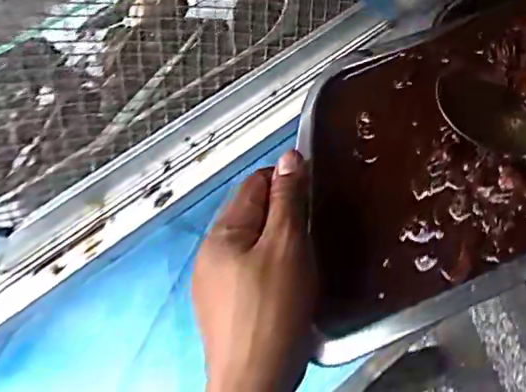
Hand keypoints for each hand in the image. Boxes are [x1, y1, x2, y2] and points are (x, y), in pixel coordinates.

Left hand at [193, 149, 316, 391]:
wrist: (257, 383)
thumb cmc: (273, 308)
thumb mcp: (287, 243)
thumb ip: (288, 198)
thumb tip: (290, 156)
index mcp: (220, 236)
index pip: (256, 182)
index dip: (287, 179)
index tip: (314, 192)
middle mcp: (211, 256)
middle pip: (255, 211)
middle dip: (286, 210)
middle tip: (314, 224)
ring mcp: (216, 285)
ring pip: (257, 240)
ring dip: (284, 238)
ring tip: (307, 252)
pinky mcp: (229, 309)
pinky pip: (255, 267)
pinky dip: (276, 264)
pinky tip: (293, 279)